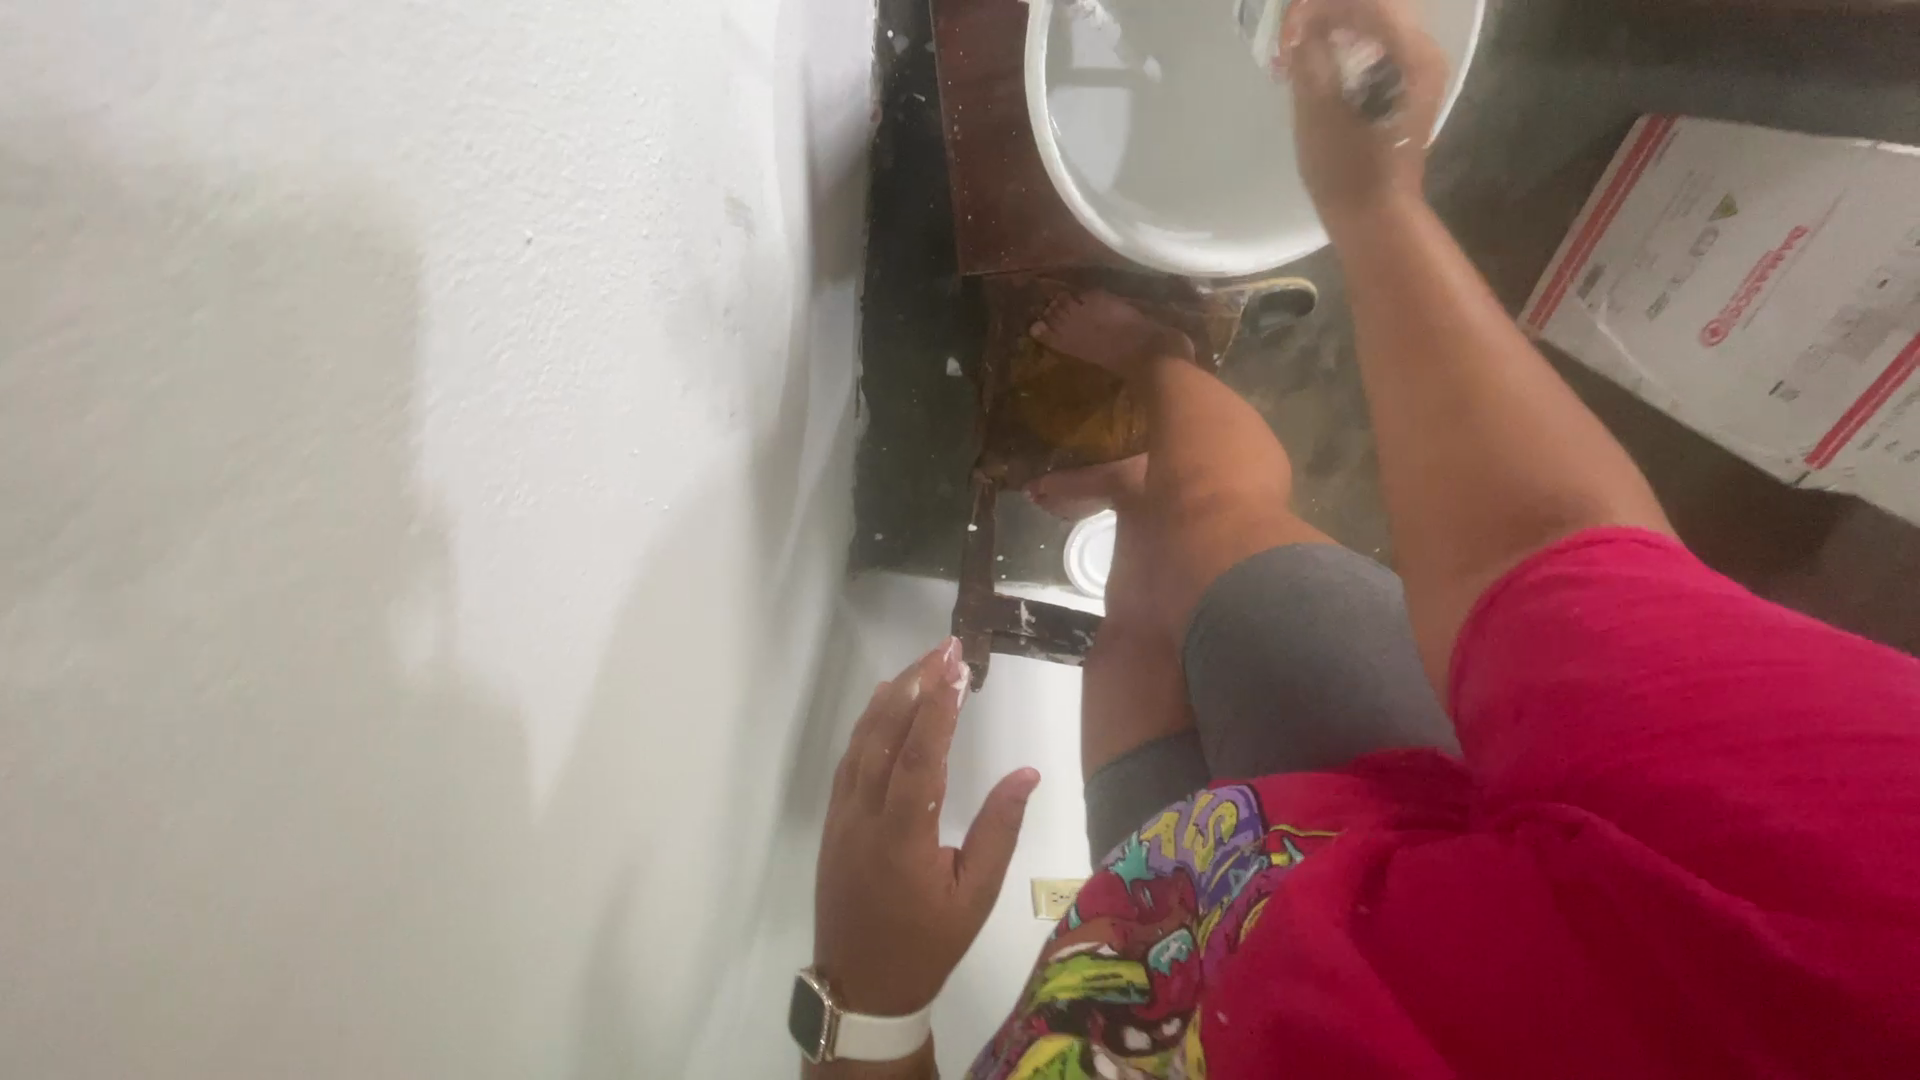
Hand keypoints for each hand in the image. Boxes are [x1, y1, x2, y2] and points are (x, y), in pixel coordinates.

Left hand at [813, 638, 1040, 1018]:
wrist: (861, 985)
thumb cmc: (927, 943)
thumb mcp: (976, 897)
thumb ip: (999, 831)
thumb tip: (1026, 774)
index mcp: (902, 837)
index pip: (921, 757)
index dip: (940, 709)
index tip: (958, 666)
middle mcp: (865, 815)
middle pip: (886, 735)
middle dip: (917, 685)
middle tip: (945, 647)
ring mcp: (843, 813)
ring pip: (862, 741)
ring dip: (891, 697)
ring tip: (922, 664)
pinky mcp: (834, 817)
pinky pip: (849, 758)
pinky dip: (868, 723)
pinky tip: (885, 702)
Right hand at [1280, 0, 1451, 226]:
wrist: (1374, 216)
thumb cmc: (1344, 169)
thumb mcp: (1318, 110)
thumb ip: (1311, 56)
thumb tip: (1301, 24)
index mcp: (1409, 53)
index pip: (1367, 1)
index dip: (1321, 7)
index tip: (1288, 26)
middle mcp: (1423, 53)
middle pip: (1375, 8)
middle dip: (1329, 15)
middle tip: (1292, 37)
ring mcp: (1419, 73)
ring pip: (1377, 28)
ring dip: (1336, 32)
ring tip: (1300, 54)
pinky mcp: (1408, 92)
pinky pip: (1379, 52)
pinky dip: (1348, 51)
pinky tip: (1321, 71)